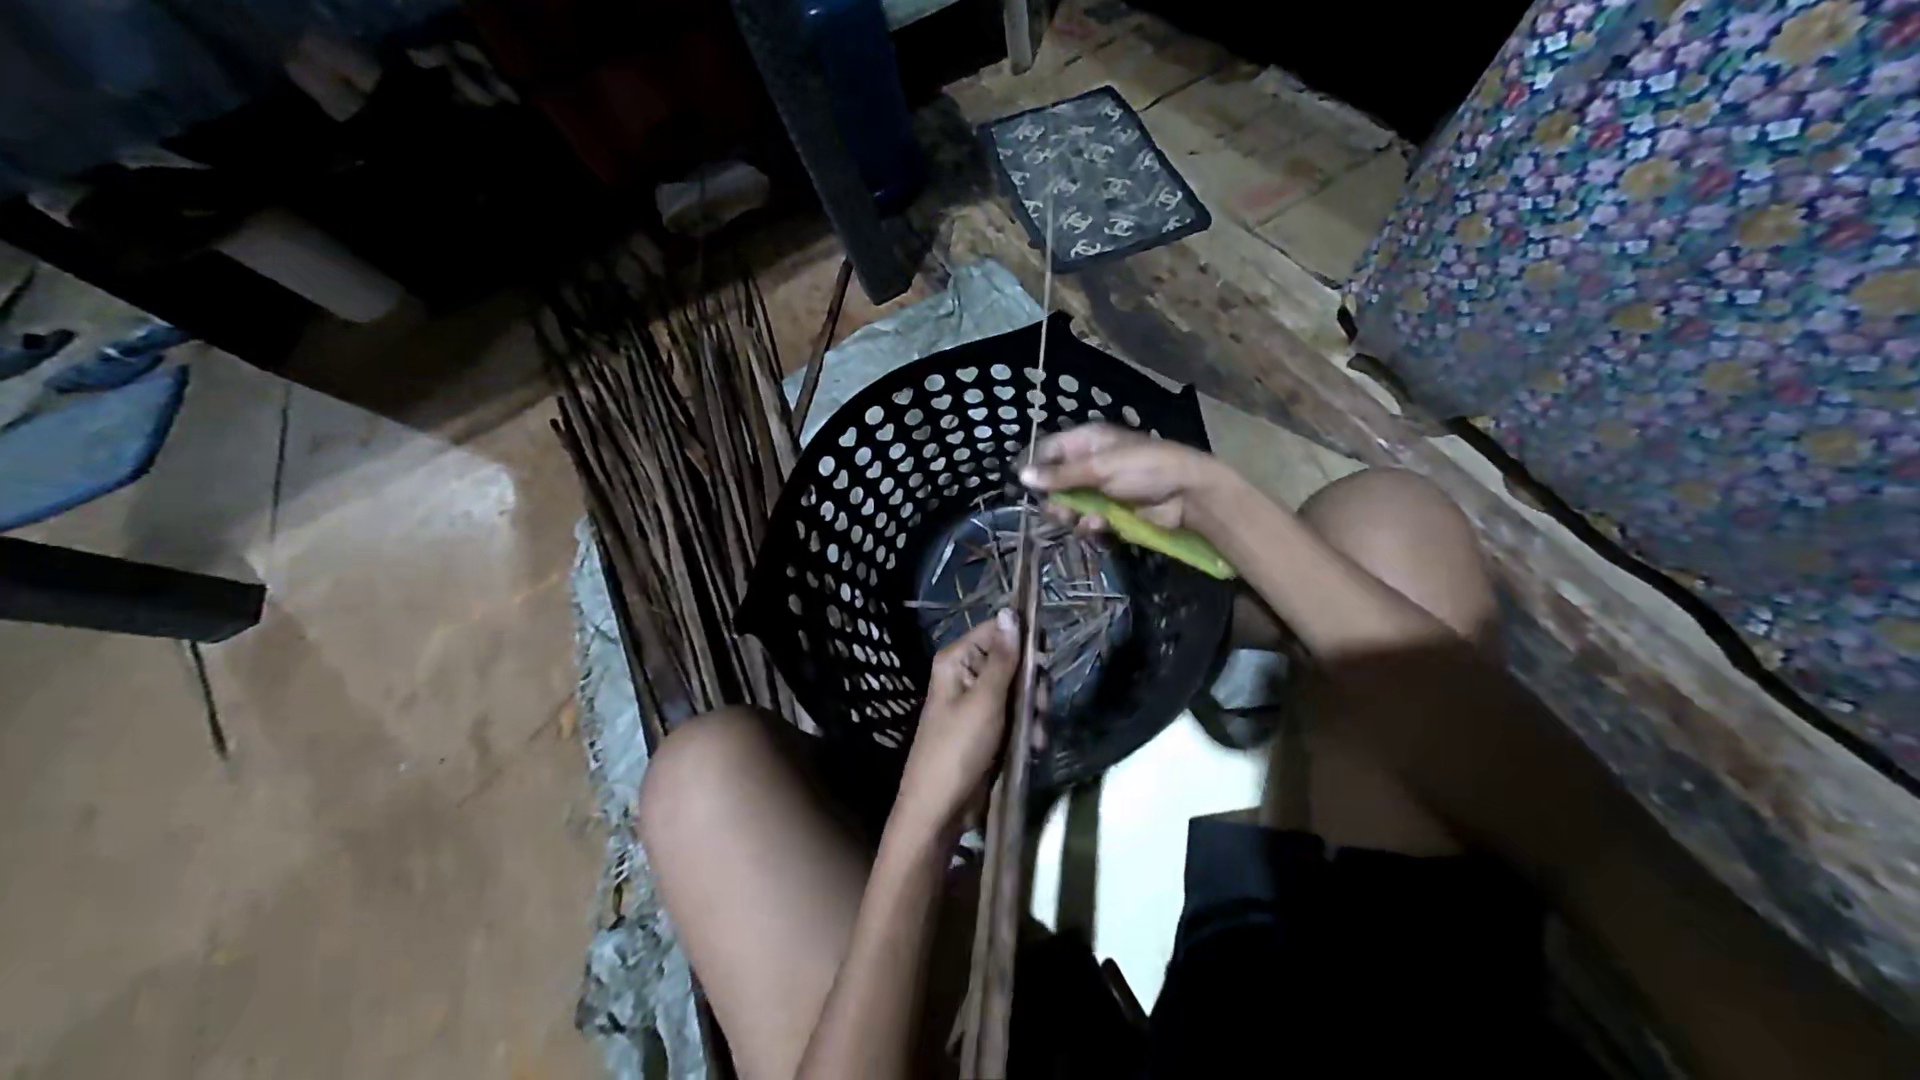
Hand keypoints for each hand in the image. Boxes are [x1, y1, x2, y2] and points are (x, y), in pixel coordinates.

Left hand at [895, 610, 1020, 839]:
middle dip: (1033, 684)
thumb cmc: (957, 749)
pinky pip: (1017, 716)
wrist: (939, 809)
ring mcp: (979, 703)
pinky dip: (1028, 729)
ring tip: (1037, 735)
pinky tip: (1034, 747)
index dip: (1024, 640)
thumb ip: (1002, 658)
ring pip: (1020, 691)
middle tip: (1041, 706)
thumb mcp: (985, 701)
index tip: (1046, 657)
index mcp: (957, 661)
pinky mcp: (989, 728)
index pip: (997, 631)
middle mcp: (967, 676)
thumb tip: (1011, 612)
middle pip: (1013, 661)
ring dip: (1034, 711)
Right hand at [1019, 424, 1236, 536]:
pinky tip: (1098, 526)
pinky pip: (1086, 519)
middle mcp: (1090, 462)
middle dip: (1054, 497)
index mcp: (1087, 441)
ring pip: (1069, 504)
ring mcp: (1101, 488)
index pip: (1048, 449)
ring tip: (1078, 520)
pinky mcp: (1111, 511)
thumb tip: (1021, 476)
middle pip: (1055, 481)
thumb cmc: (1145, 469)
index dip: (1034, 466)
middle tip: (1057, 510)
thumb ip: (1060, 475)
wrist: (1188, 495)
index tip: (1023, 486)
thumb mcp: (1100, 468)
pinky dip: (1088, 524)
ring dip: (1069, 514)